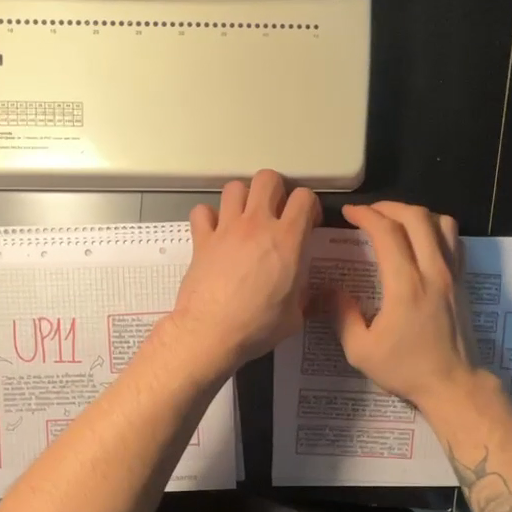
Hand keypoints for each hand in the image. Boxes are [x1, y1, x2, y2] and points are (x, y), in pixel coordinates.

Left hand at [166, 170, 319, 374]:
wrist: (211, 333)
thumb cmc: (258, 327)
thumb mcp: (295, 316)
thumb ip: (304, 296)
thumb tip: (309, 294)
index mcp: (287, 240)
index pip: (304, 197)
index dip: (309, 206)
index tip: (308, 224)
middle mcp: (257, 224)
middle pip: (268, 178)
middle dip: (275, 190)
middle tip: (276, 213)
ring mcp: (226, 229)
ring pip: (234, 187)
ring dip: (242, 198)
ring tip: (244, 219)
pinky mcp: (202, 240)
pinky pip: (202, 212)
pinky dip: (208, 218)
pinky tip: (215, 233)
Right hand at [330, 202, 479, 408]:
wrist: (453, 385)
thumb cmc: (406, 370)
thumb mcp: (361, 351)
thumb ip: (342, 316)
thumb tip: (328, 291)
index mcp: (405, 285)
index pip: (387, 232)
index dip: (365, 215)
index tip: (348, 214)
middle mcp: (433, 271)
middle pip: (416, 217)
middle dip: (389, 207)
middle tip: (369, 213)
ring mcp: (453, 274)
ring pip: (441, 223)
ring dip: (416, 214)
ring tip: (396, 222)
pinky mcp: (464, 281)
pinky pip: (454, 240)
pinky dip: (436, 229)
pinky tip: (421, 241)